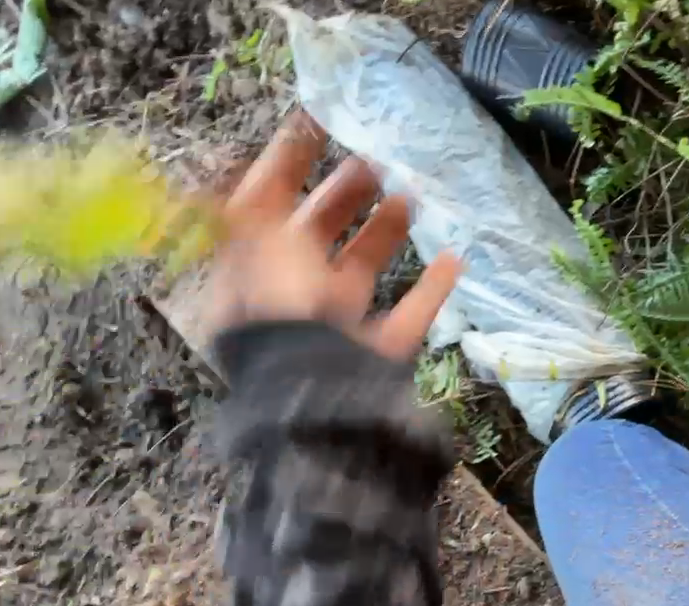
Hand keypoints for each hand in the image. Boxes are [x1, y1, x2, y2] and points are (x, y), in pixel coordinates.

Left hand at [211, 111, 461, 360]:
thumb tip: (236, 162)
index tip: (312, 127)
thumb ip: (257, 204)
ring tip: (410, 198)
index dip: (282, 163)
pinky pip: (408, 314)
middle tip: (371, 163)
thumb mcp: (260, 245)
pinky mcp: (379, 353)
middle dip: (340, 196)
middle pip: (315, 238)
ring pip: (361, 270)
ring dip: (384, 233)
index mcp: (253, 270)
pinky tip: (452, 260)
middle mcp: (292, 297)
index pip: (260, 207)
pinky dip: (430, 288)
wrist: (318, 396)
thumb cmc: (284, 313)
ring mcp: (339, 327)